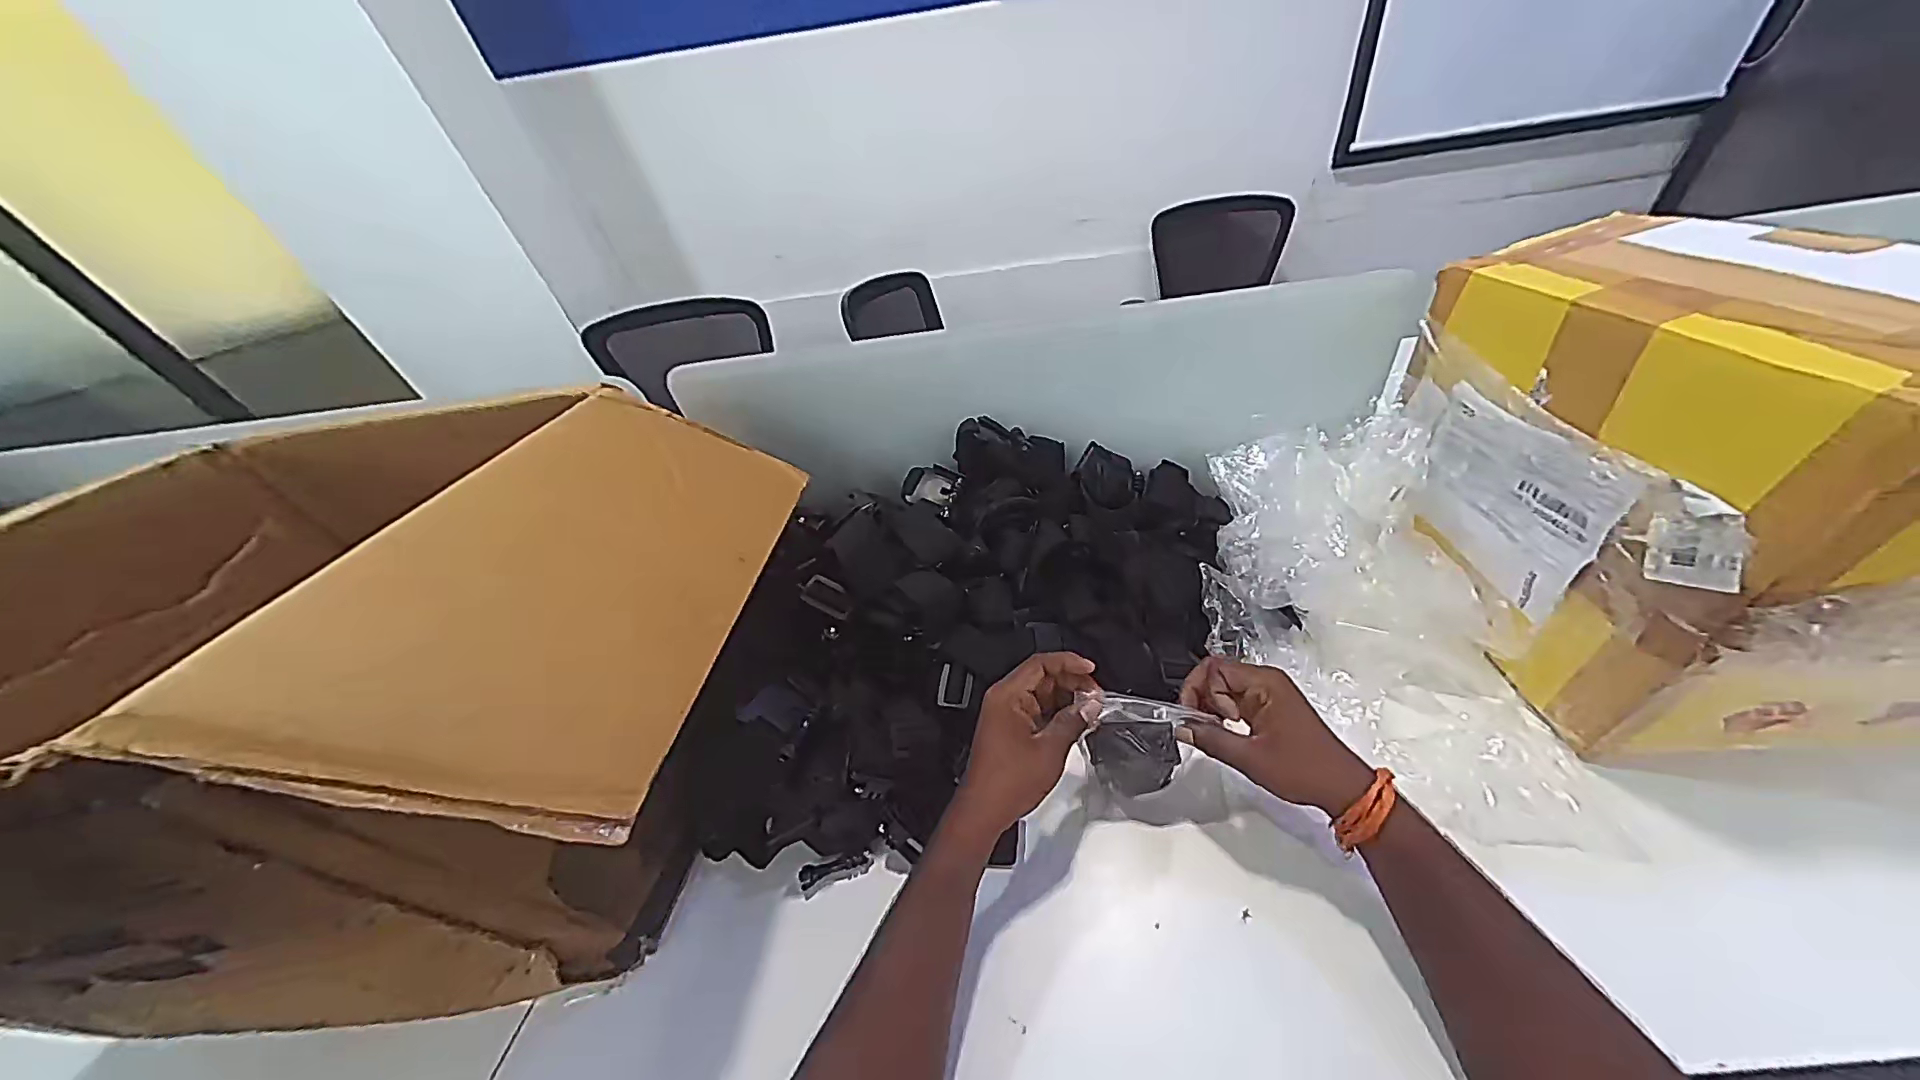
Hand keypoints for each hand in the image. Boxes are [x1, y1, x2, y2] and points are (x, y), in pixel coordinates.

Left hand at [944, 653, 1099, 851]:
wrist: (984, 809)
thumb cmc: (1005, 782)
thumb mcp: (1050, 748)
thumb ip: (1073, 720)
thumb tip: (1090, 705)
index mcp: (1007, 695)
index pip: (1040, 663)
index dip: (1068, 662)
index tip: (1089, 669)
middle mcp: (1003, 700)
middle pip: (1042, 676)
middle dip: (1071, 682)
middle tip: (1095, 695)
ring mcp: (1006, 714)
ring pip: (1041, 693)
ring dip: (1066, 698)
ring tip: (1089, 710)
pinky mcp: (1010, 728)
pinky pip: (1036, 709)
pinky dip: (1056, 712)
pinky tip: (1074, 722)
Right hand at [1177, 656, 1373, 815]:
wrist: (1342, 788)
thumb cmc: (1308, 770)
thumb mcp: (1249, 758)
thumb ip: (1210, 739)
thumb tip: (1184, 728)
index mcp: (1265, 684)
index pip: (1214, 668)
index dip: (1197, 690)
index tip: (1193, 715)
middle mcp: (1268, 682)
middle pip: (1217, 675)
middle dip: (1201, 698)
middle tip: (1198, 724)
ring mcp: (1270, 694)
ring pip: (1225, 688)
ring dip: (1211, 707)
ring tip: (1213, 733)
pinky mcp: (1271, 707)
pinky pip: (1237, 700)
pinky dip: (1224, 714)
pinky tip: (1225, 733)